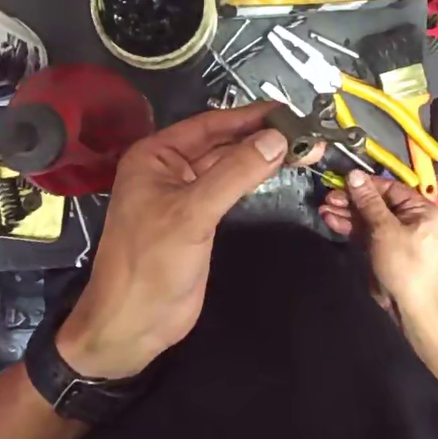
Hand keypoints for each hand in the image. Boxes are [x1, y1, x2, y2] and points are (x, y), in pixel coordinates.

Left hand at [57, 103, 302, 378]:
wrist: (132, 326)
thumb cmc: (150, 266)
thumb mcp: (192, 213)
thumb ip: (236, 173)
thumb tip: (278, 139)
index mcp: (155, 156)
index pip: (210, 124)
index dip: (250, 116)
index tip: (289, 112)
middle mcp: (169, 168)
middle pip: (223, 142)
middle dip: (262, 137)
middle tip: (305, 132)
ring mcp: (185, 193)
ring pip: (230, 164)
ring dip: (262, 156)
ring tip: (302, 148)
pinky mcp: (200, 217)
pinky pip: (231, 186)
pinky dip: (255, 177)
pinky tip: (278, 170)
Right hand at [318, 170, 437, 322]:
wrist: (408, 306)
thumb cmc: (404, 264)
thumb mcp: (385, 229)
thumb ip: (368, 202)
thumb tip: (354, 174)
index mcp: (421, 209)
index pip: (390, 189)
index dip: (366, 185)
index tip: (343, 181)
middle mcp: (409, 218)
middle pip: (376, 202)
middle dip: (352, 200)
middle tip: (328, 197)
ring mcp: (394, 233)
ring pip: (367, 217)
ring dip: (346, 212)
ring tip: (323, 208)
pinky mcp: (381, 246)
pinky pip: (364, 231)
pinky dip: (349, 226)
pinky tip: (330, 219)